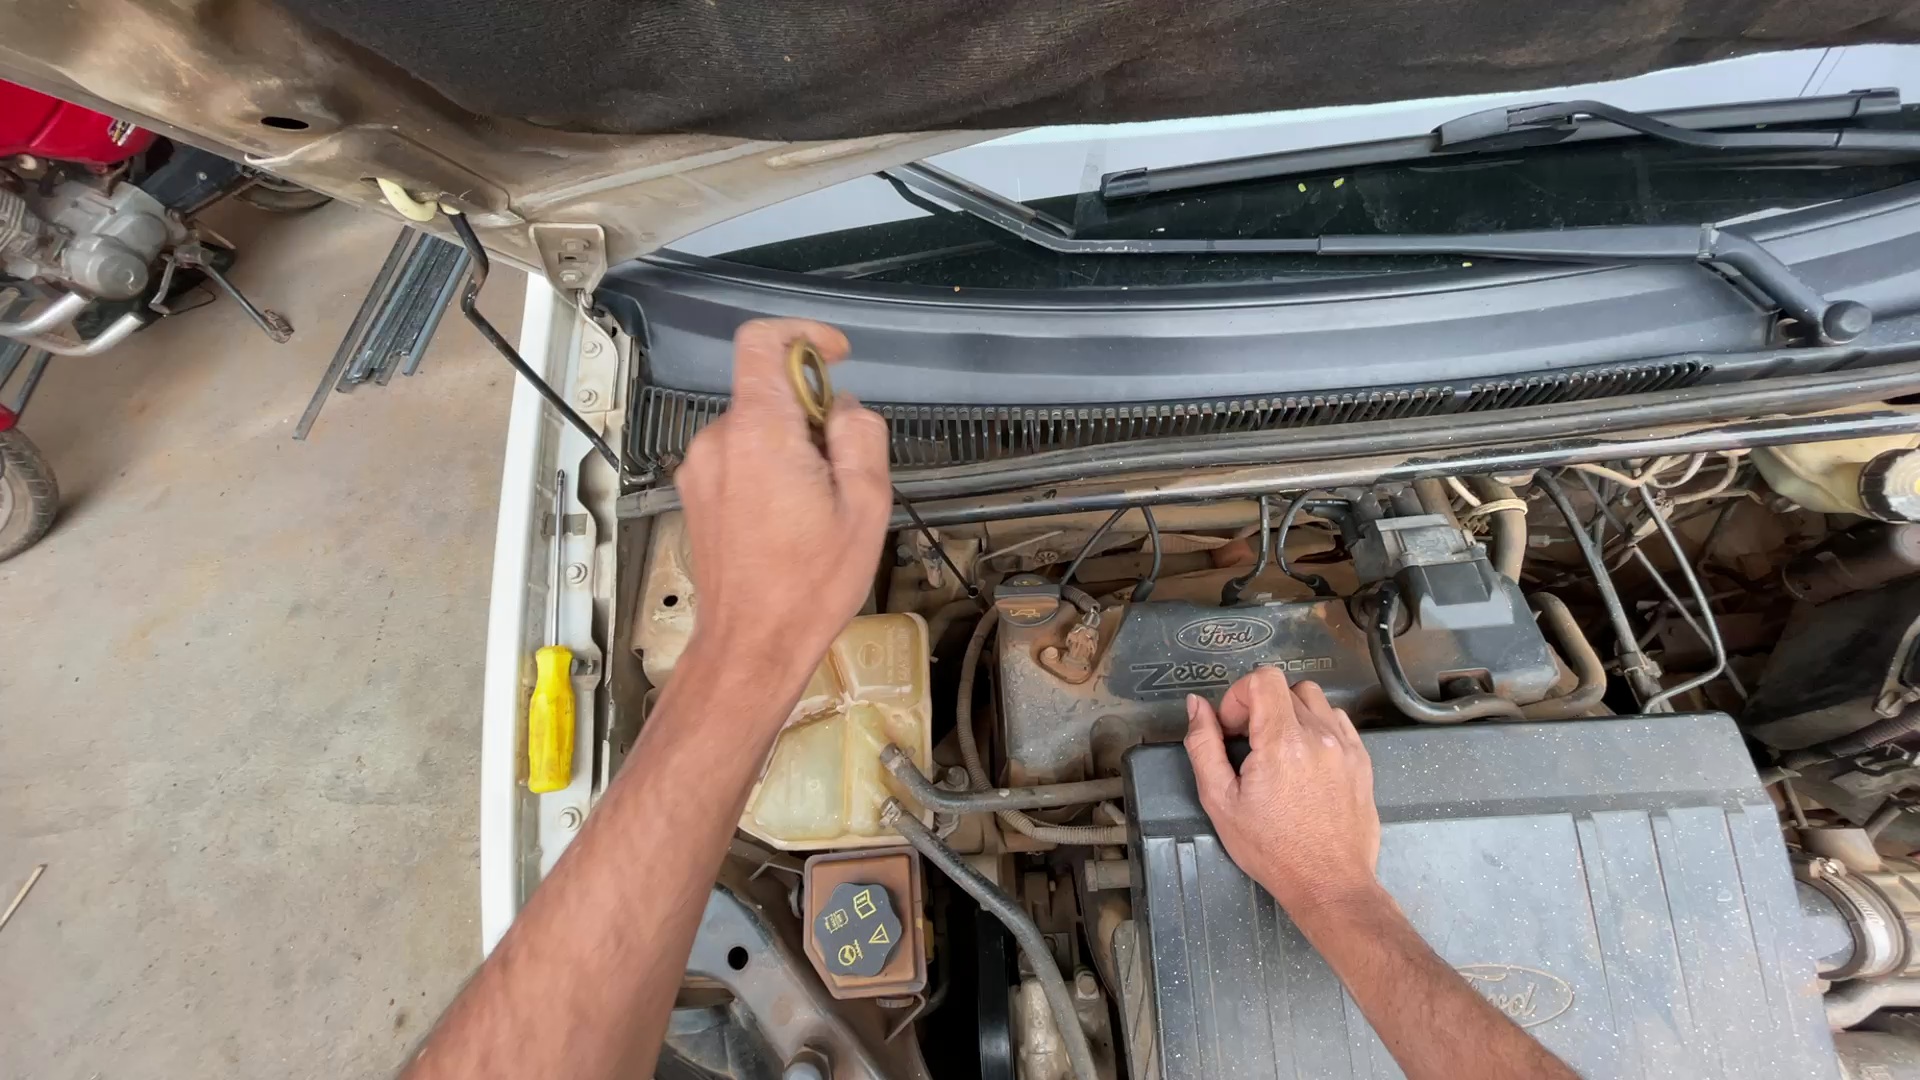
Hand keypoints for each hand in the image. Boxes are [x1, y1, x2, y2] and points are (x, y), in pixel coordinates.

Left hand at [675, 318, 891, 685]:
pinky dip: (769, 465)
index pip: (763, 342)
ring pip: (755, 427)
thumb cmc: (812, 582)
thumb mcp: (867, 505)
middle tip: (842, 470)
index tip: (836, 355)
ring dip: (791, 445)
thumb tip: (843, 408)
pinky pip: (738, 455)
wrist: (752, 643)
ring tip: (817, 504)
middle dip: (812, 413)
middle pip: (767, 391)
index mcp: (760, 433)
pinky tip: (788, 515)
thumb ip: (860, 434)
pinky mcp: (697, 493)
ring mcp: (700, 468)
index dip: (804, 335)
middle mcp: (718, 441)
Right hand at [1184, 668, 1380, 915]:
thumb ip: (1203, 745)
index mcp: (1282, 742)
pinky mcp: (1362, 760)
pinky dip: (1314, 725)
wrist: (1331, 886)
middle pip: (1284, 687)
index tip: (1232, 729)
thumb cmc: (1271, 848)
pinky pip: (1336, 719)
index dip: (1238, 696)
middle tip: (1248, 743)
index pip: (1263, 679)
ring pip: (1312, 698)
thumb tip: (1197, 705)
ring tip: (1277, 747)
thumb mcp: (1219, 800)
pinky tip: (1303, 757)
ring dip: (1288, 711)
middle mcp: (1319, 735)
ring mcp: (1346, 746)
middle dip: (1258, 706)